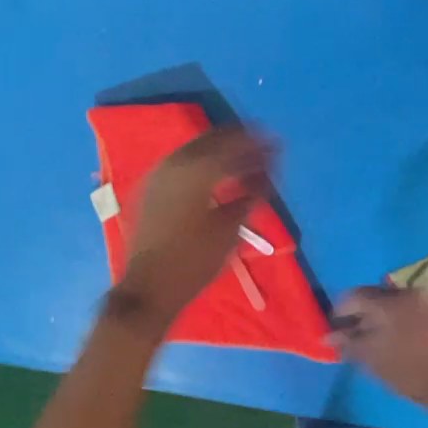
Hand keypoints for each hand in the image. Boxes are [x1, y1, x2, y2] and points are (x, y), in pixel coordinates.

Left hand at [114, 125, 274, 330]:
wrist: (150, 287)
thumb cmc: (194, 261)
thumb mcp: (230, 229)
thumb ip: (251, 194)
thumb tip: (266, 174)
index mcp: (196, 170)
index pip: (233, 145)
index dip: (257, 144)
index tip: (277, 146)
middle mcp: (175, 162)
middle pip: (212, 140)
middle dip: (238, 141)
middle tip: (262, 147)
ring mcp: (159, 173)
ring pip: (196, 149)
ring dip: (220, 149)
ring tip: (243, 160)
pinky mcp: (151, 186)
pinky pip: (182, 162)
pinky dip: (202, 161)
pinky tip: (216, 172)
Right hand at [331, 285, 427, 407]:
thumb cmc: (406, 371)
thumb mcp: (369, 358)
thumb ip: (346, 342)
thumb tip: (328, 336)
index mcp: (388, 302)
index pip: (354, 296)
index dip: (340, 311)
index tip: (334, 327)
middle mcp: (407, 293)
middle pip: (375, 296)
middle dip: (360, 312)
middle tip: (351, 332)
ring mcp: (426, 301)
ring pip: (393, 302)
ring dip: (379, 315)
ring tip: (372, 336)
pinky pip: (410, 308)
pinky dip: (398, 318)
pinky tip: (394, 336)